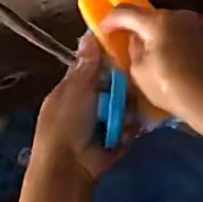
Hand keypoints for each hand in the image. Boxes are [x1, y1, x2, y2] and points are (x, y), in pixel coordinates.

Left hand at [31, 32, 120, 186]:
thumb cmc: (66, 122)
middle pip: (113, 85)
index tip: (127, 48)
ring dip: (128, 109)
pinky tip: (130, 129)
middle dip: (124, 85)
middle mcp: (88, 103)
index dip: (108, 58)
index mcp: (72, 88)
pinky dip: (130, 128)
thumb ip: (87, 64)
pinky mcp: (114, 140)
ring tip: (132, 109)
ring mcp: (102, 122)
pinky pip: (130, 127)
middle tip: (136, 80)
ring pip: (124, 105)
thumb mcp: (76, 89)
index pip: (93, 66)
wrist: (69, 167)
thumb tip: (89, 34)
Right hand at [97, 7, 202, 122]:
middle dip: (138, 27)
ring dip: (159, 33)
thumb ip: (133, 49)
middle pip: (150, 16)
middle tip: (129, 42)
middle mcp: (178, 15)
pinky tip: (176, 57)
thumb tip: (135, 38)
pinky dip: (177, 39)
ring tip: (155, 52)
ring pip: (170, 23)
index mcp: (156, 22)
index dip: (111, 19)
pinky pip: (185, 32)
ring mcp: (197, 22)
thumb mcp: (139, 72)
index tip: (103, 29)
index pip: (126, 11)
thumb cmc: (170, 87)